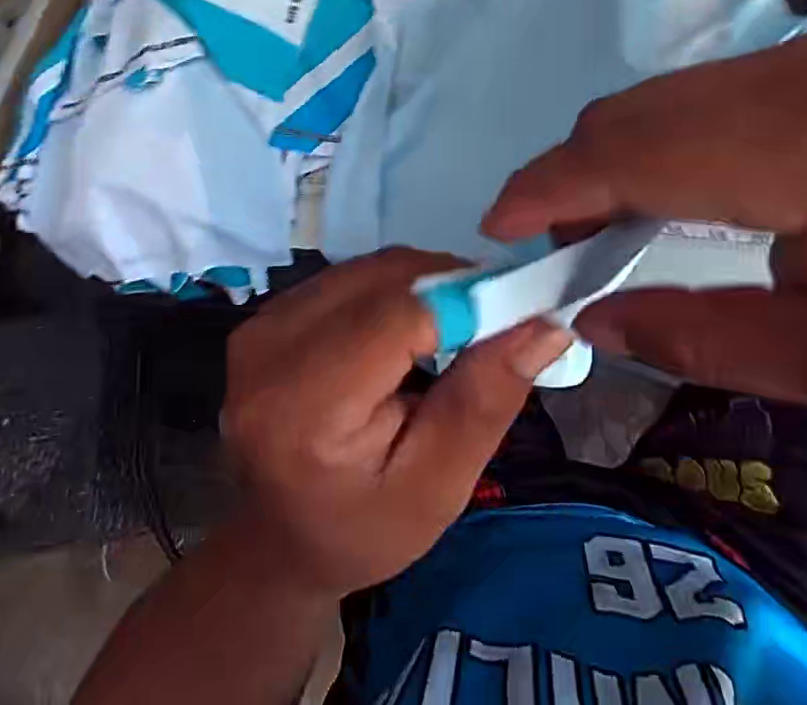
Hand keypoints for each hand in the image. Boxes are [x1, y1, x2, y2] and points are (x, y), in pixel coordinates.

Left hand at [221, 248, 573, 596]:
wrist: (281, 538)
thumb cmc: (363, 528)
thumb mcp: (438, 486)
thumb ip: (485, 400)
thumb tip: (545, 323)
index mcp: (302, 405)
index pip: (398, 314)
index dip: (467, 300)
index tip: (520, 314)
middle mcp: (268, 347)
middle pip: (385, 279)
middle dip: (452, 289)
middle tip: (495, 326)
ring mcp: (262, 323)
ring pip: (372, 268)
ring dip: (427, 286)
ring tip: (456, 333)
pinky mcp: (270, 313)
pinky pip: (352, 276)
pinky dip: (397, 289)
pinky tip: (413, 330)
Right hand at [483, 20, 806, 445]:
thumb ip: (710, 338)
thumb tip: (595, 320)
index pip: (632, 150)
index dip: (546, 189)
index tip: (493, 233)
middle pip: (640, 110)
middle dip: (572, 179)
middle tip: (549, 256)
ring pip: (674, 97)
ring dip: (620, 162)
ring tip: (604, 235)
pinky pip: (721, 94)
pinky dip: (673, 145)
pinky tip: (682, 198)